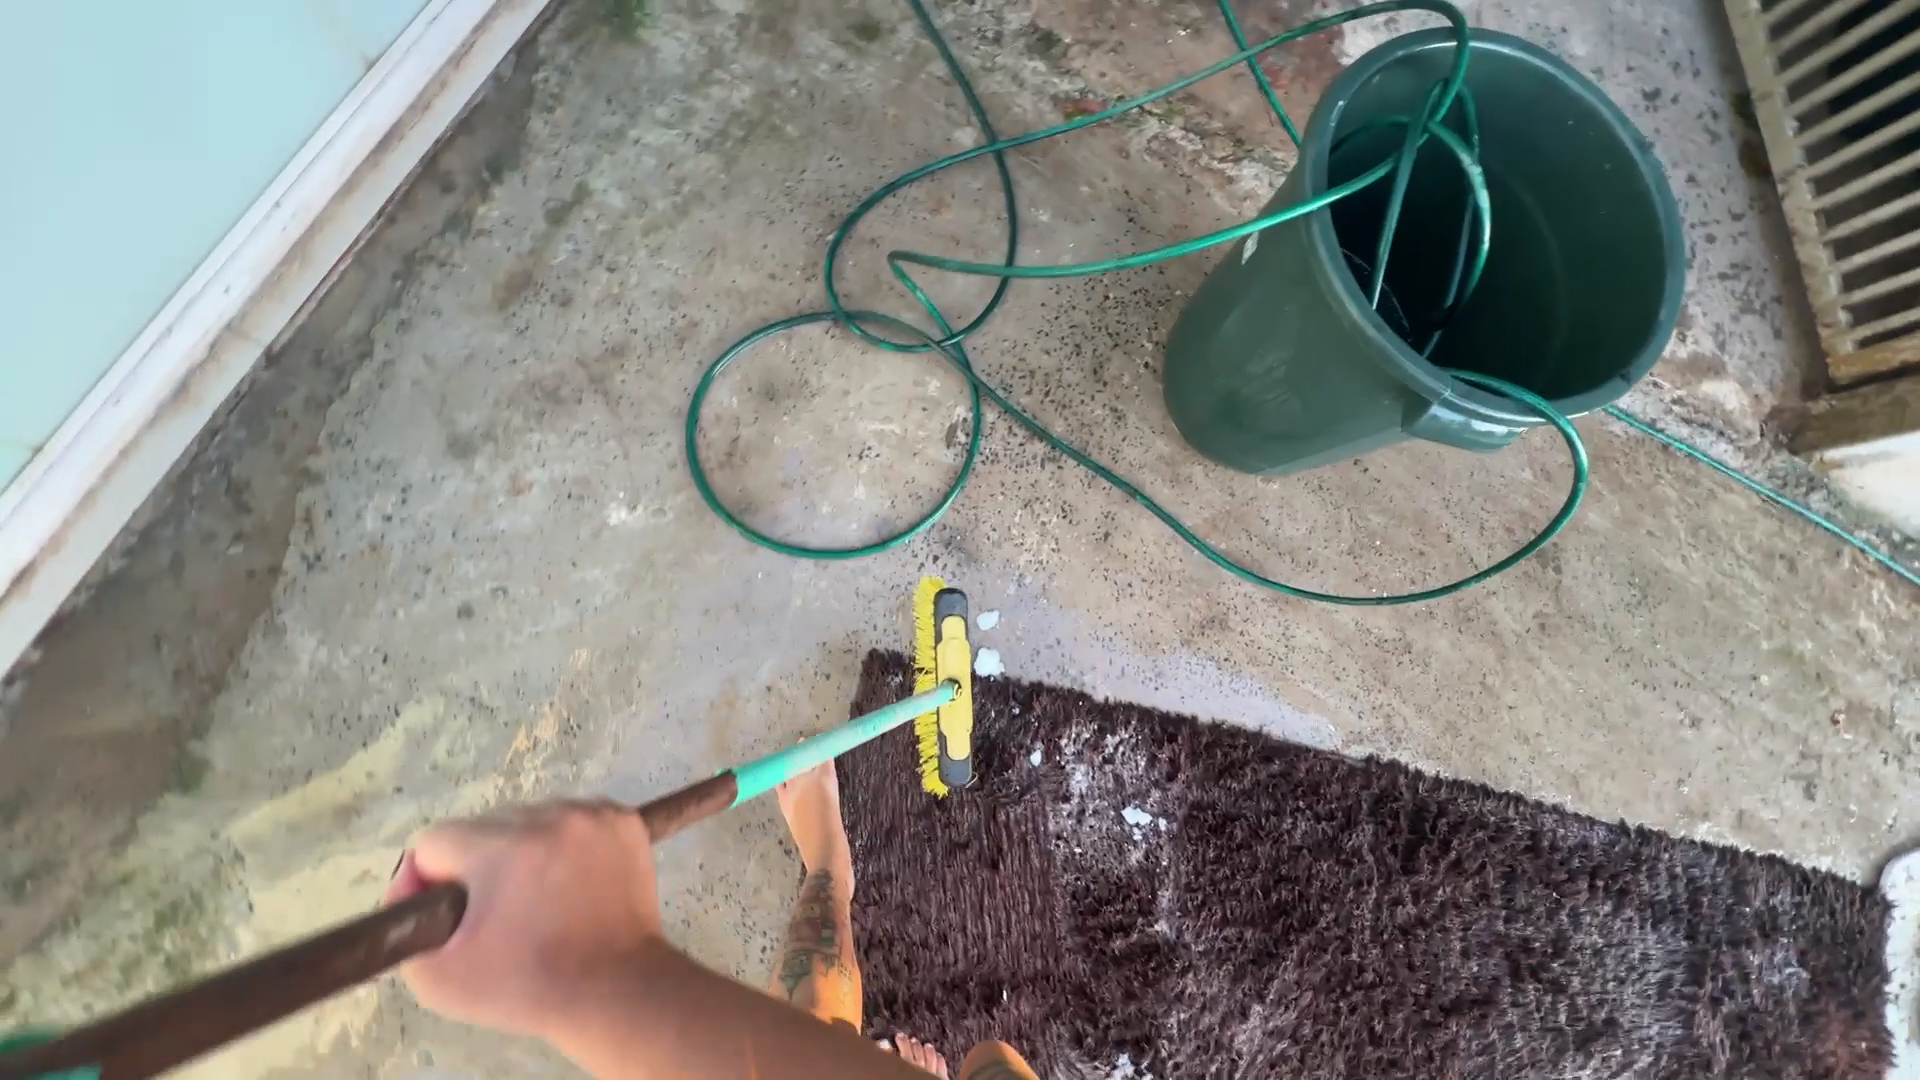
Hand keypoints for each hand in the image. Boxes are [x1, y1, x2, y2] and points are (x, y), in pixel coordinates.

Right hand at [383, 799, 664, 1039]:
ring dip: (525, 846)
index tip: (446, 910)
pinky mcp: (624, 820)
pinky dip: (566, 841)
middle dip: (480, 861)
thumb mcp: (436, 974)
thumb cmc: (524, 984)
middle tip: (497, 908)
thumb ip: (405, 920)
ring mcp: (595, 814)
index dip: (429, 878)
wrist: (612, 984)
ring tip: (535, 894)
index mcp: (507, 846)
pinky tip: (569, 877)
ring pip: (534, 817)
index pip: (436, 840)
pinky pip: (577, 817)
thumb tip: (413, 880)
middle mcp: (554, 816)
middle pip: (488, 824)